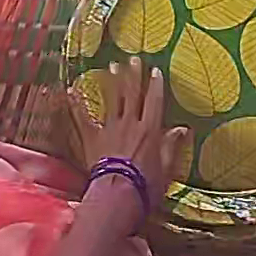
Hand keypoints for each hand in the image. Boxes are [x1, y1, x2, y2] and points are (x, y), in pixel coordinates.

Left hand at [68, 56, 190, 193]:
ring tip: (112, 66)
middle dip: (134, 75)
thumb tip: (183, 128)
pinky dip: (77, 104)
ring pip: (112, 100)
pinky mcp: (92, 139)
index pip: (154, 101)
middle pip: (132, 94)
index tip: (155, 70)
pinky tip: (72, 90)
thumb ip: (172, 146)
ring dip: (112, 81)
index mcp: (150, 130)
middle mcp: (130, 123)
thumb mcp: (167, 168)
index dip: (155, 85)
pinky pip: (83, 118)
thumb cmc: (146, 186)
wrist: (116, 196)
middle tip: (133, 59)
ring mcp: (109, 129)